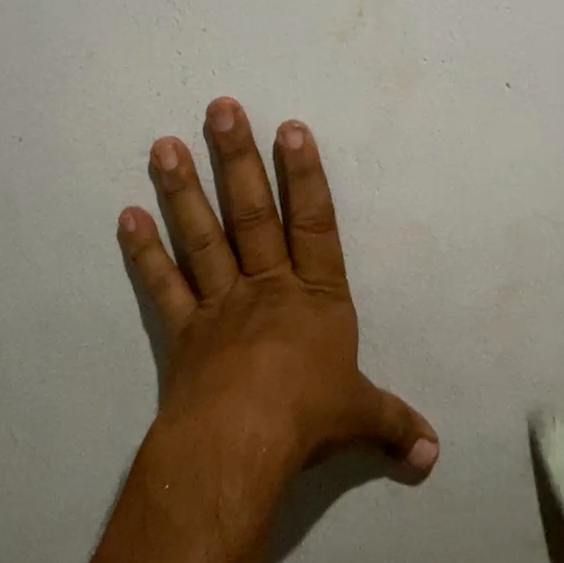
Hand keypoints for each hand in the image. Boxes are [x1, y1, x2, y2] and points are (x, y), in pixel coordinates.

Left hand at [117, 97, 439, 478]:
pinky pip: (163, 285)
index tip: (290, 128)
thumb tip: (435, 453)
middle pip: (253, 213)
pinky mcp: (183, 332)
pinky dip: (145, 251)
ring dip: (184, 189)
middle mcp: (267, 288)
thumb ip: (395, 425)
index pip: (314, 223)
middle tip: (220, 109)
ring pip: (203, 236)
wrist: (240, 444)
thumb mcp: (361, 417)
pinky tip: (128, 214)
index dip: (305, 174)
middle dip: (237, 159)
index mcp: (316, 298)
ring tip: (164, 143)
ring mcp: (221, 305)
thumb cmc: (306, 417)